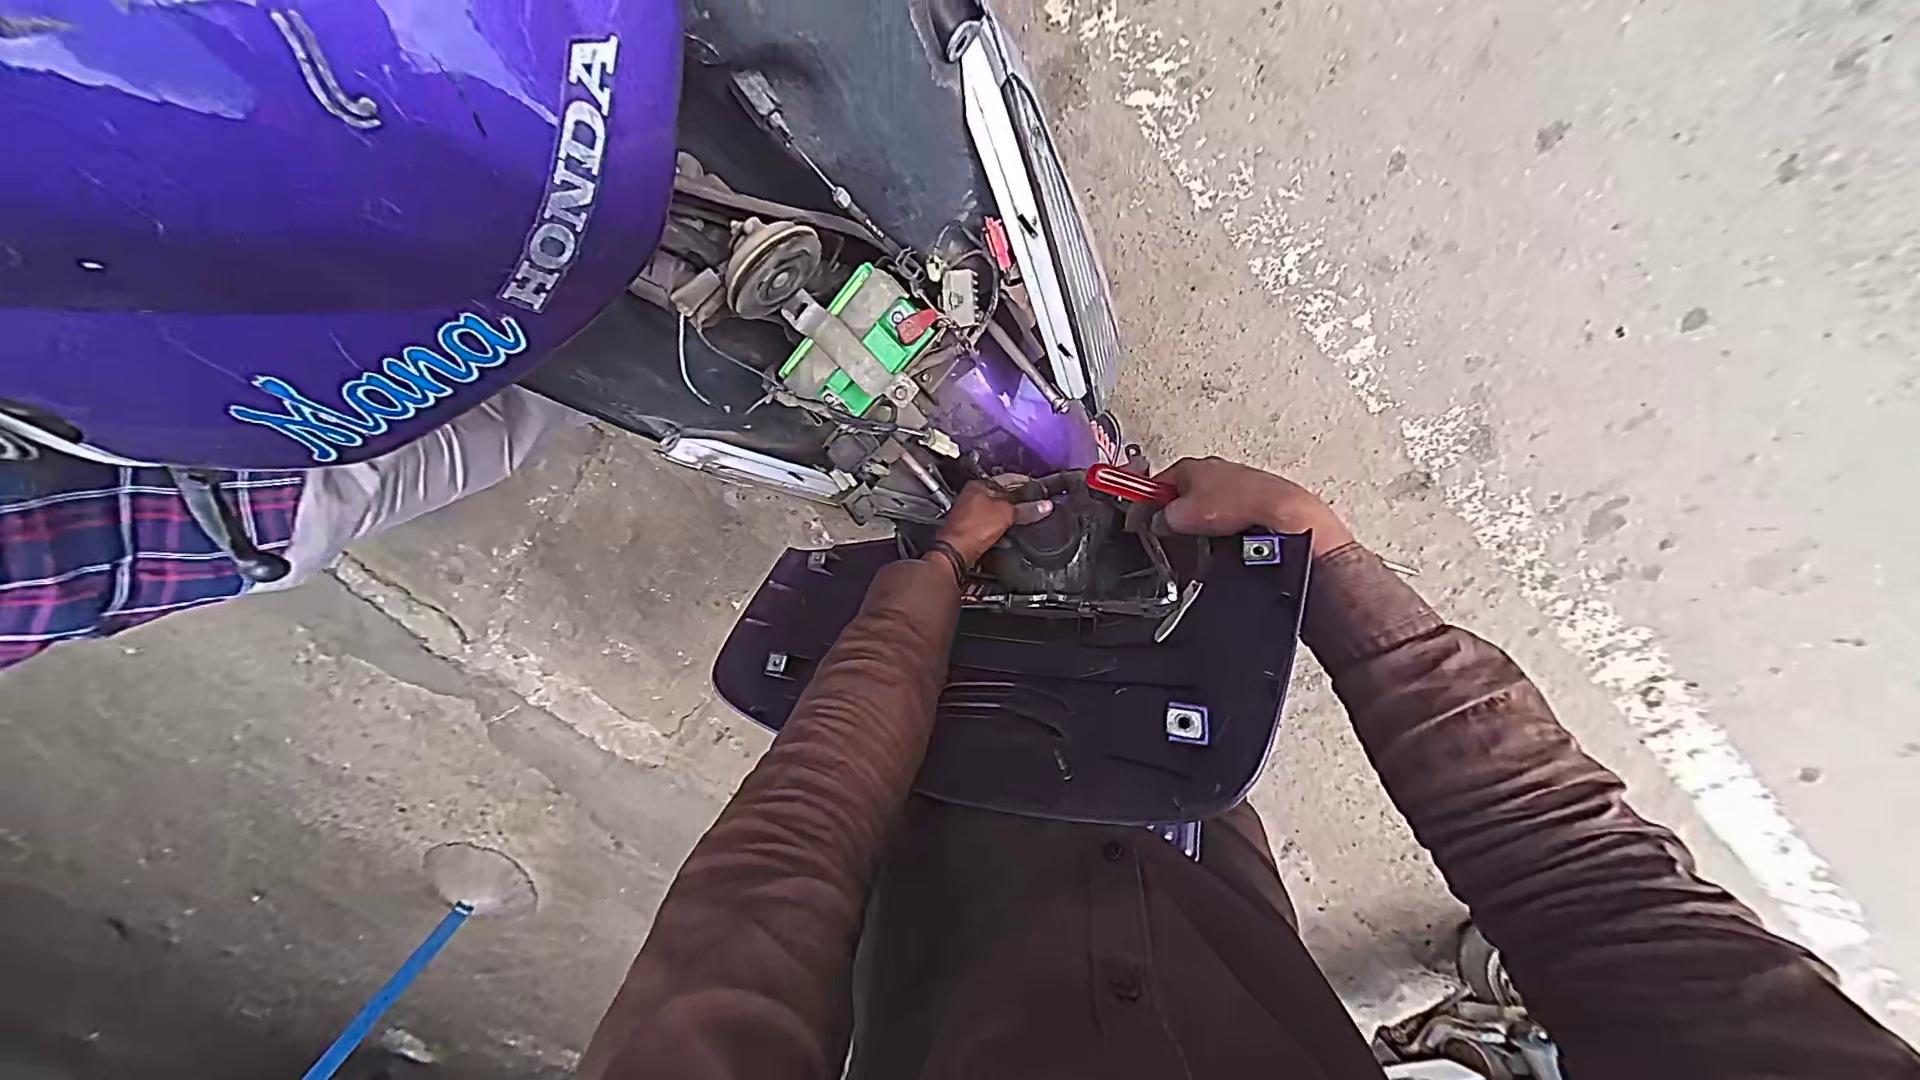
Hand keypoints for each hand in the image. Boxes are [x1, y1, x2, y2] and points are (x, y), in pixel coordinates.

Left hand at [934, 476, 1054, 565]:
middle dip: (1018, 504)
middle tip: (1034, 507)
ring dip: (1010, 519)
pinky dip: (1001, 532)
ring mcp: (971, 515)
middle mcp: (972, 497)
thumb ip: (1026, 509)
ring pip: (996, 513)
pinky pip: (991, 529)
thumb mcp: (1006, 514)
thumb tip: (1044, 505)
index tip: (1039, 490)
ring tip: (1024, 522)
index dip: (1025, 484)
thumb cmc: (973, 528)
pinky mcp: (971, 531)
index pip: (1007, 479)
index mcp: (979, 486)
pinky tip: (1009, 539)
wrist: (956, 552)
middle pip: (1002, 497)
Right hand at [1155, 457, 1354, 556]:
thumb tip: (1159, 522)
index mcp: (1189, 466)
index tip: (1142, 515)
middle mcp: (1211, 467)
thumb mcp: (1182, 517)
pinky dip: (1223, 519)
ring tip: (1204, 532)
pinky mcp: (1250, 493)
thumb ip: (1162, 517)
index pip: (1156, 482)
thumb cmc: (1238, 504)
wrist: (1280, 511)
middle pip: (1181, 490)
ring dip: (1201, 515)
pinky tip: (1225, 532)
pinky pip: (1226, 508)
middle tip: (1173, 528)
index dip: (1146, 501)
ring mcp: (1232, 478)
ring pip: (1205, 499)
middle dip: (1175, 510)